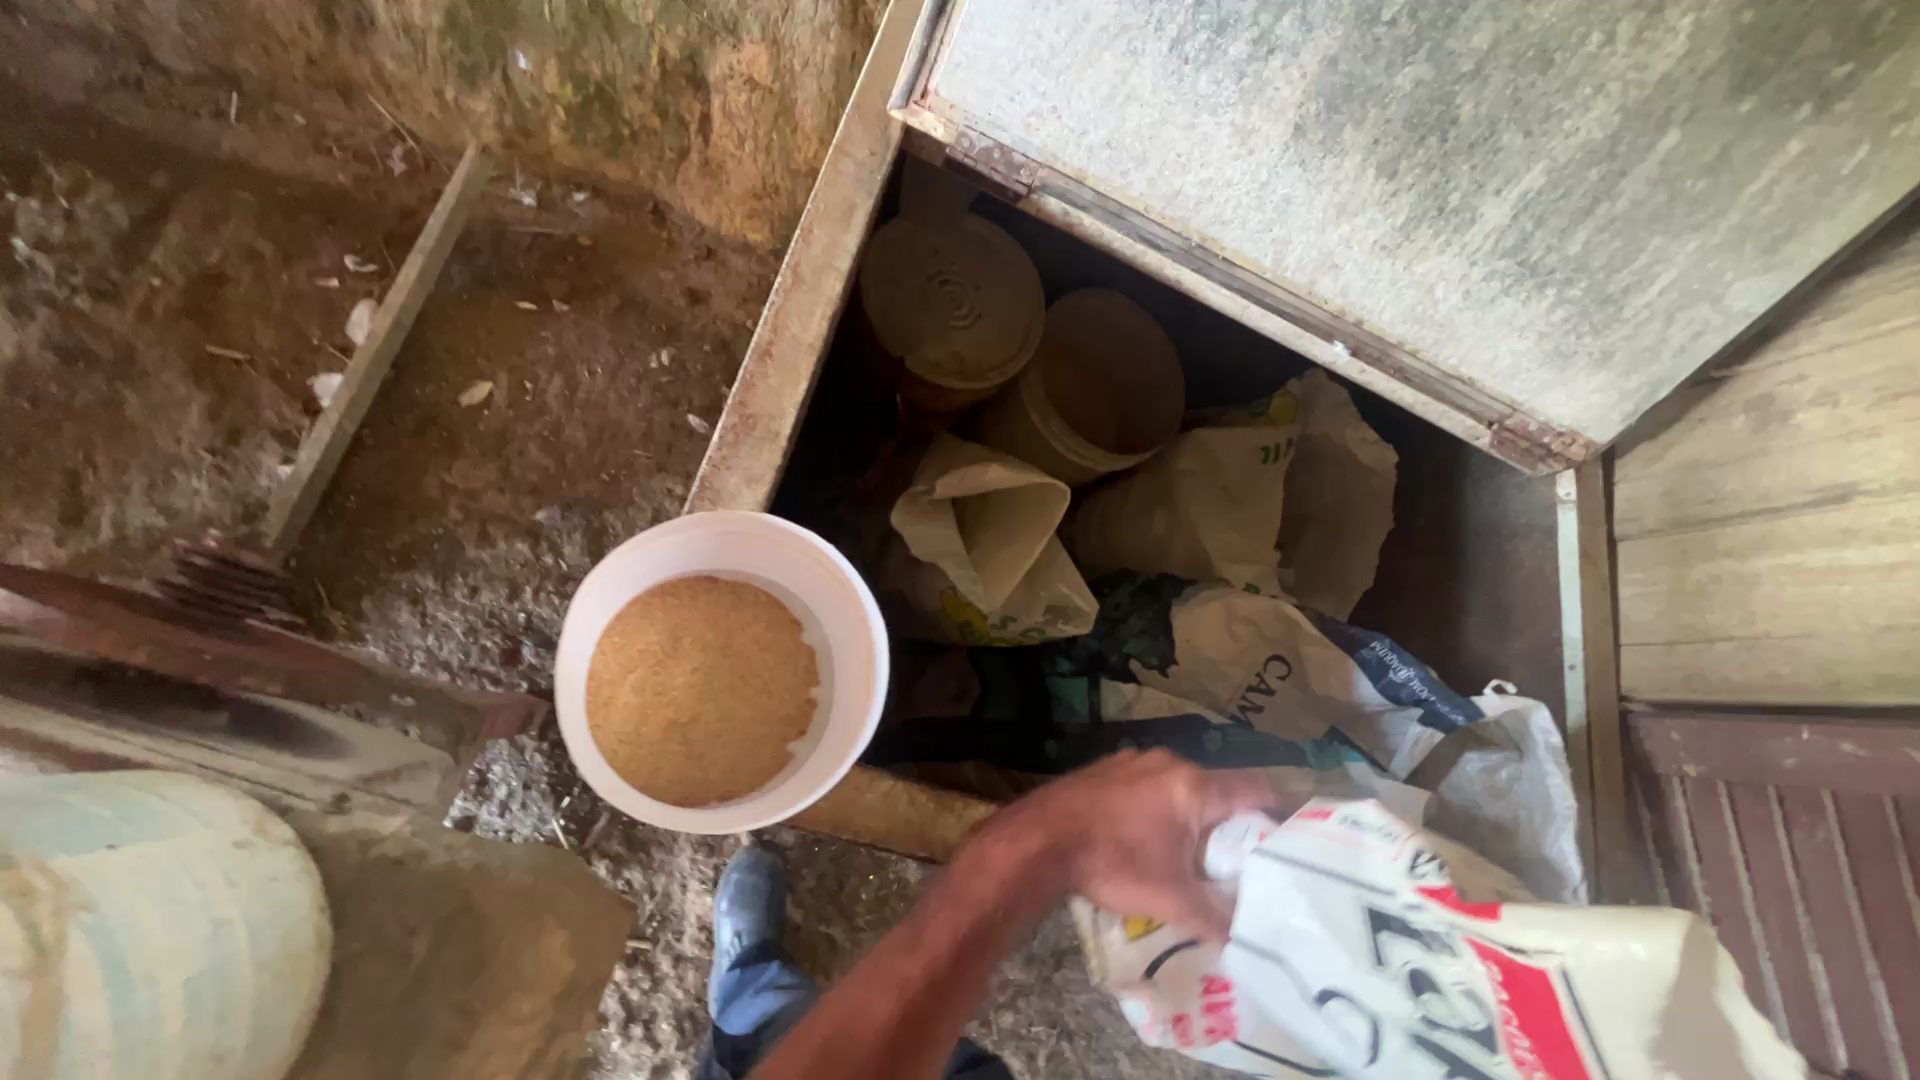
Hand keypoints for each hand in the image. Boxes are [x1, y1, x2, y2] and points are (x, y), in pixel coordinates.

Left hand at [985, 749, 1285, 939]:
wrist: (1038, 839)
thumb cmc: (1111, 863)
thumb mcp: (1171, 899)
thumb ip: (1217, 917)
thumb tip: (1248, 935)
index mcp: (1193, 786)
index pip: (1256, 787)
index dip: (1279, 810)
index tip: (1291, 835)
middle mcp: (1167, 762)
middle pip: (1216, 790)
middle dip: (1229, 824)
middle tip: (1238, 860)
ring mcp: (1131, 761)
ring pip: (1179, 789)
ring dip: (1190, 817)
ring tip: (1192, 855)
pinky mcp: (1105, 769)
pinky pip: (1147, 787)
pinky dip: (1157, 810)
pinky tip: (1145, 839)